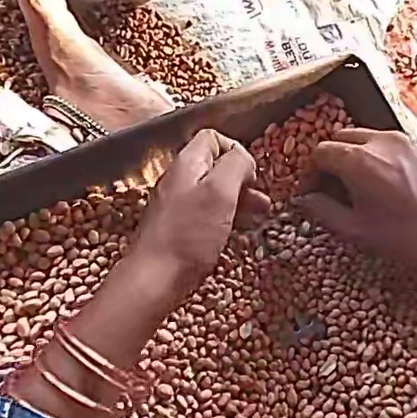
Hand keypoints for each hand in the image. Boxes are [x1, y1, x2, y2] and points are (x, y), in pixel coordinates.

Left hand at [126, 128, 271, 302]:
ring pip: (213, 193)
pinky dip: (225, 219)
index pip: (213, 138)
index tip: (250, 176)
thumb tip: (244, 158)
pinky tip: (236, 232)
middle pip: (215, 167)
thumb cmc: (189, 236)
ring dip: (238, 201)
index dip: (237, 152)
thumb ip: (235, 165)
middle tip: (261, 201)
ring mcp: (176, 206)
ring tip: (258, 217)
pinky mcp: (178, 230)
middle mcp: (179, 181)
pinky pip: (206, 215)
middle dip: (242, 180)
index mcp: (187, 164)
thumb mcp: (220, 192)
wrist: (155, 279)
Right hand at [296, 128, 416, 278]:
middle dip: (329, 161)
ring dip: (350, 157)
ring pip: (362, 138)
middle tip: (329, 189)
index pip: (320, 152)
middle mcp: (381, 141)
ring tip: (354, 189)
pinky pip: (384, 143)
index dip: (310, 173)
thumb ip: (322, 209)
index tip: (311, 192)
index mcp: (360, 160)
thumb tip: (305, 199)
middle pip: (339, 138)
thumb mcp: (355, 229)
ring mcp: (403, 141)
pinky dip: (372, 156)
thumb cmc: (406, 239)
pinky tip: (378, 185)